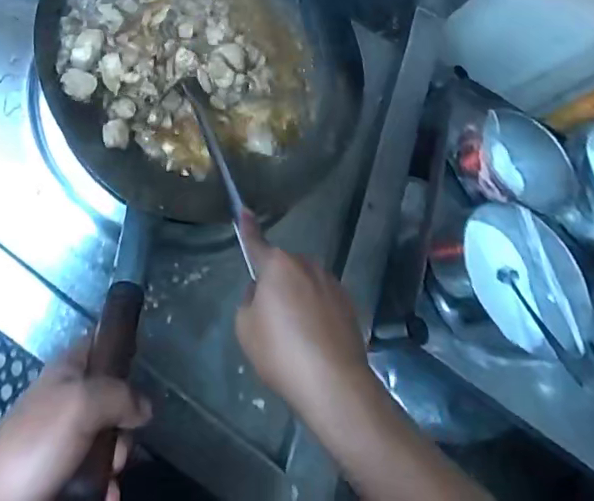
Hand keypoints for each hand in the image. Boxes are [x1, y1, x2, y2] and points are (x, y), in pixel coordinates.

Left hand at [0, 340, 151, 500]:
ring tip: (110, 480)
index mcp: (69, 370)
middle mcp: (69, 400)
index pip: (102, 344)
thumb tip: (145, 407)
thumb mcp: (81, 403)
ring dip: (117, 461)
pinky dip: (105, 487)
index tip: (141, 375)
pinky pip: (95, 475)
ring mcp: (64, 440)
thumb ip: (119, 396)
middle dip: (125, 425)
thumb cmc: (35, 443)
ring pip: (108, 441)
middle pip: (114, 401)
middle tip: (117, 445)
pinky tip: (107, 497)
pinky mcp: (61, 476)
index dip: (123, 354)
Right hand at [233, 212, 379, 417]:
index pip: (256, 242)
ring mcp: (331, 283)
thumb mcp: (246, 328)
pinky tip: (316, 344)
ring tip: (298, 339)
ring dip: (299, 300)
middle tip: (272, 321)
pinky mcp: (349, 304)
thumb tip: (264, 293)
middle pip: (284, 269)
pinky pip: (324, 302)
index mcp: (277, 265)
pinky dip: (318, 315)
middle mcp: (306, 265)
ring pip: (306, 285)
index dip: (248, 228)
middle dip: (277, 285)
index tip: (244, 211)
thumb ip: (250, 301)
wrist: (334, 384)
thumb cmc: (281, 352)